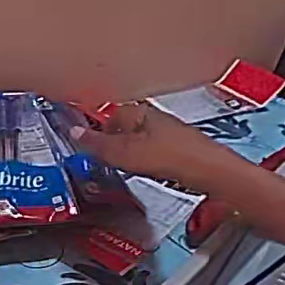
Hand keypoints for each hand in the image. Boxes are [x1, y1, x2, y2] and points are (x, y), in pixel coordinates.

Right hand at [70, 102, 244, 190]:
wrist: (211, 172)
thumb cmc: (171, 157)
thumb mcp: (125, 154)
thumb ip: (98, 144)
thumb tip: (73, 132)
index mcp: (140, 112)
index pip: (110, 115)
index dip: (97, 130)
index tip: (88, 146)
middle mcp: (155, 118)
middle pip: (125, 127)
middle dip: (113, 142)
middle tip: (103, 160)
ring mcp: (170, 133)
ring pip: (140, 140)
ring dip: (129, 153)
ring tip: (124, 169)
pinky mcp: (180, 149)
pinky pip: (154, 151)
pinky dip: (146, 161)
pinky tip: (148, 172)